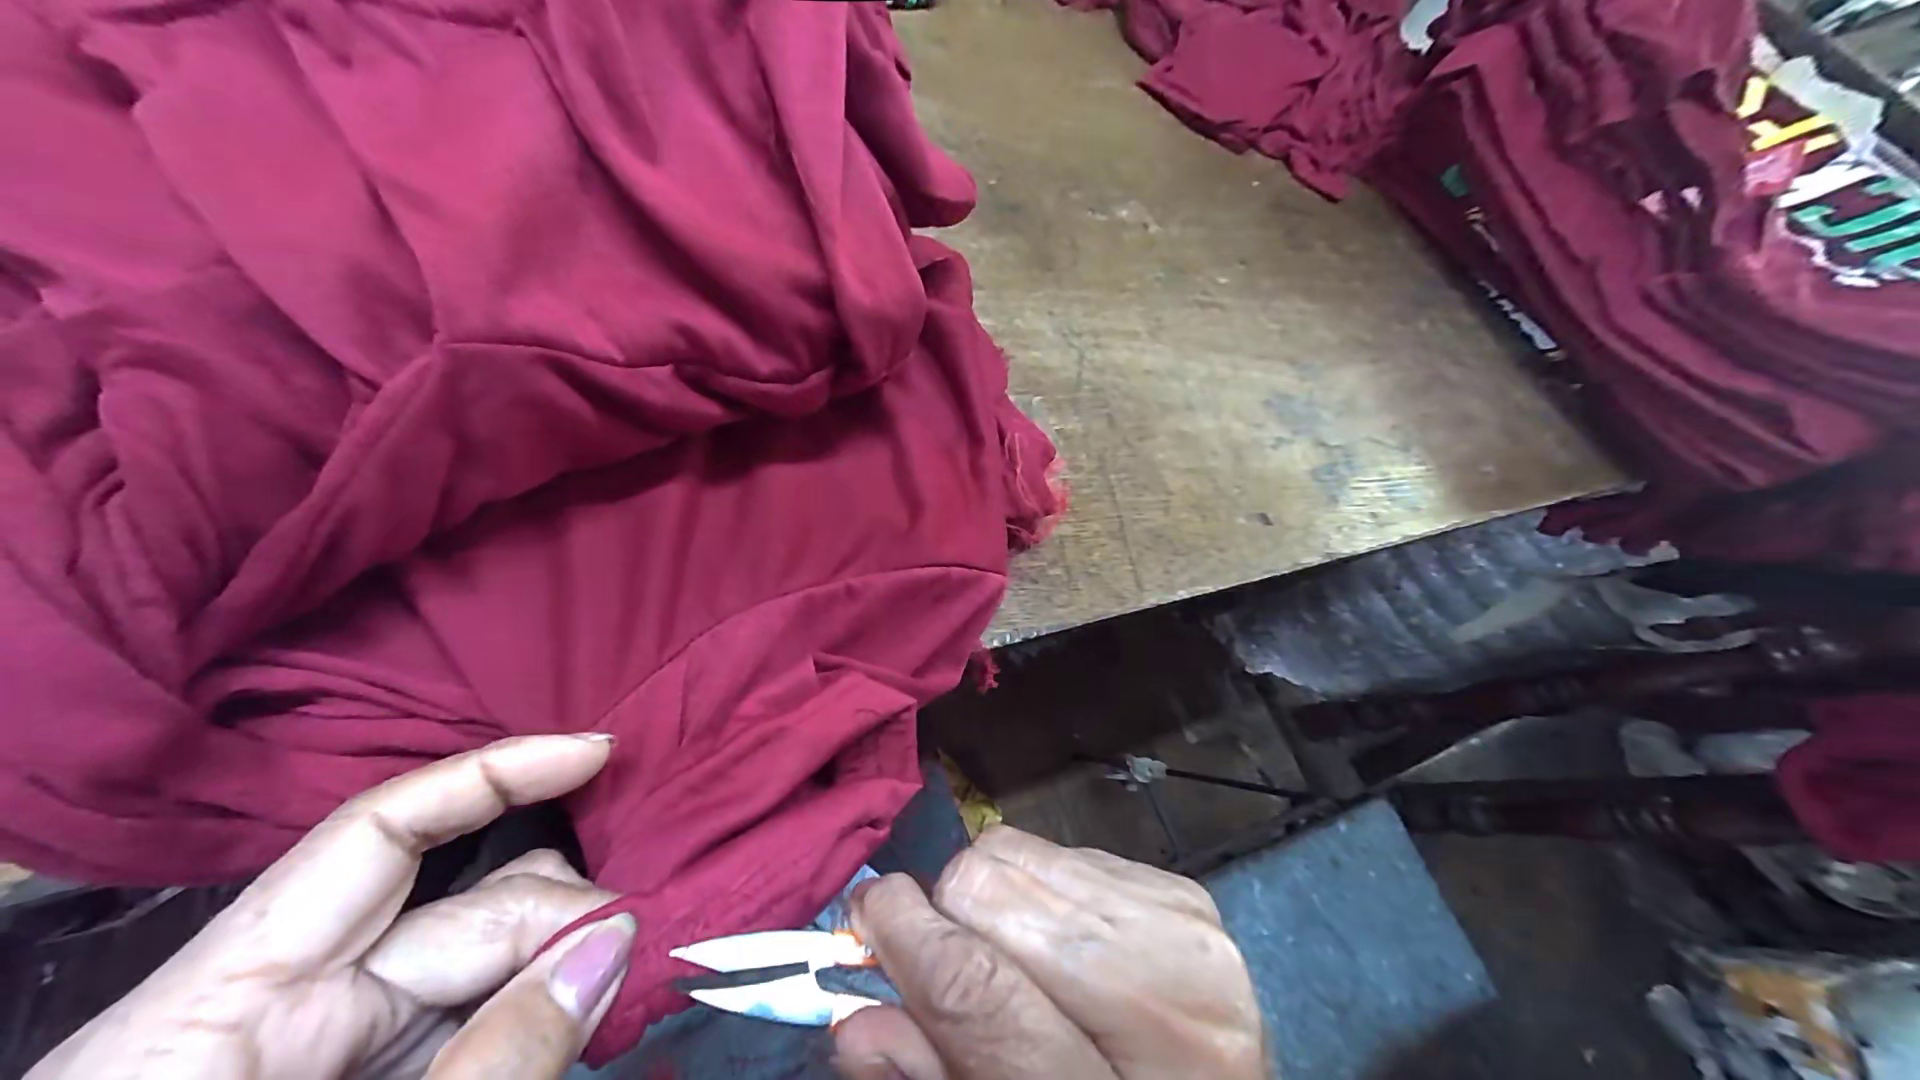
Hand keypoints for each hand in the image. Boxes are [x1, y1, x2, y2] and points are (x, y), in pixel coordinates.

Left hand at [29, 735, 632, 1079]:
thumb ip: (498, 1060)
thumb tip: (619, 939)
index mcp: (217, 1010)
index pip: (377, 835)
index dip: (494, 775)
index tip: (598, 752)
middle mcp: (272, 1008)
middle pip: (453, 911)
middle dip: (557, 917)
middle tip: (644, 946)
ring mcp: (319, 1050)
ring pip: (473, 964)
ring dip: (556, 966)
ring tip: (626, 984)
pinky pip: (469, 1017)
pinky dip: (533, 1011)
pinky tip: (584, 1014)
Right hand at [831, 826, 1263, 1079]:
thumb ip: (931, 1074)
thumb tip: (853, 1018)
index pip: (980, 993)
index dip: (906, 939)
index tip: (865, 913)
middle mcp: (1167, 996)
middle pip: (994, 888)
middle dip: (948, 910)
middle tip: (943, 947)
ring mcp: (1183, 928)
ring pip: (1020, 850)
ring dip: (992, 892)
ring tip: (1012, 947)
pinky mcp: (1183, 889)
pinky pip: (1061, 850)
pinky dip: (1038, 885)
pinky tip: (1063, 938)